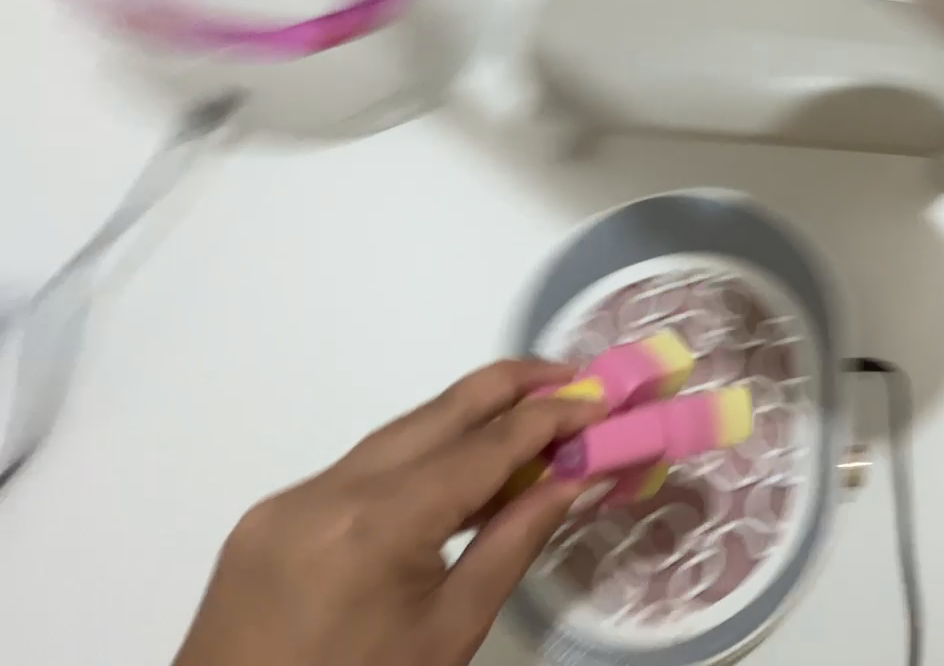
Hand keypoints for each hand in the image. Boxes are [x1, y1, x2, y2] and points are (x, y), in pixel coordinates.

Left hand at [173, 359, 608, 665]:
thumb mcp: (454, 628)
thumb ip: (520, 536)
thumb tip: (582, 475)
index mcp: (377, 523)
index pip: (490, 442)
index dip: (556, 414)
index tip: (604, 401)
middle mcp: (329, 489)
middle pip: (445, 406)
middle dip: (519, 383)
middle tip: (576, 380)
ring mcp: (292, 498)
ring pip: (408, 428)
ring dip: (476, 417)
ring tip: (535, 423)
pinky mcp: (274, 515)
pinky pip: (372, 462)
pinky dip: (431, 452)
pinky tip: (465, 471)